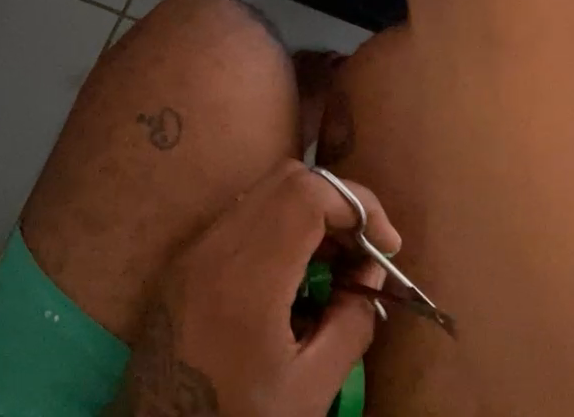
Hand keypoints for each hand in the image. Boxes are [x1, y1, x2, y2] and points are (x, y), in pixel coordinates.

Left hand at [113, 161, 400, 416]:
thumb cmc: (237, 413)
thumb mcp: (309, 390)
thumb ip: (350, 325)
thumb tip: (369, 275)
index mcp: (248, 275)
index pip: (308, 194)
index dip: (358, 205)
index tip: (386, 245)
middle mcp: (217, 245)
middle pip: (287, 179)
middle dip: (338, 203)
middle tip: (366, 252)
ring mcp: (196, 247)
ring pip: (264, 192)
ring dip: (310, 211)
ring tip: (338, 264)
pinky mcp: (187, 257)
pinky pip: (243, 216)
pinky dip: (281, 226)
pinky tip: (298, 272)